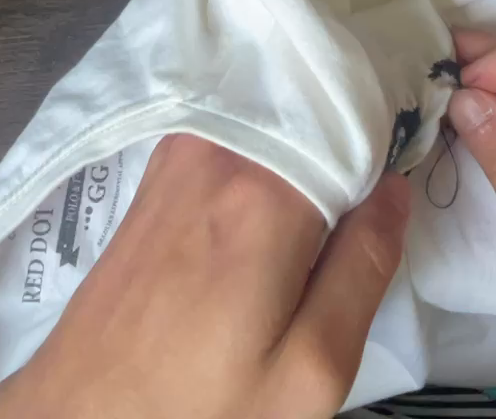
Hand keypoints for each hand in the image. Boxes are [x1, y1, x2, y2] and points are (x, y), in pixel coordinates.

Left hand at [0, 134, 409, 418]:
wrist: (82, 414)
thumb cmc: (202, 404)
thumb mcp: (309, 370)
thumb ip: (364, 268)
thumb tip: (395, 187)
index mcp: (267, 192)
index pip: (354, 122)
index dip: (388, 128)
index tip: (412, 136)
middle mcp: (223, 147)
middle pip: (310, 107)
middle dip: (350, 118)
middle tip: (380, 148)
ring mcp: (184, 148)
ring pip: (273, 111)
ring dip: (309, 123)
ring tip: (337, 159)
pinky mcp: (162, 162)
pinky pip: (237, 124)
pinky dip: (270, 130)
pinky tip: (282, 161)